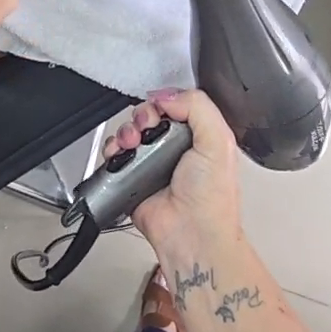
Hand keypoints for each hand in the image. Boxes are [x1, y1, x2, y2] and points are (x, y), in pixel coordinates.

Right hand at [103, 89, 242, 249]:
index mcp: (199, 137)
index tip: (161, 110)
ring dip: (126, 131)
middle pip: (148, 115)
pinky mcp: (132, 176)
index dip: (164, 101)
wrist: (191, 236)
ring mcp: (151, 162)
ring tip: (132, 143)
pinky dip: (112, 149)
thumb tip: (166, 96)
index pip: (175, 104)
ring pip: (129, 131)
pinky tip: (120, 155)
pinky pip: (114, 154)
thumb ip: (198, 107)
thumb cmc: (212, 200)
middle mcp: (174, 148)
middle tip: (145, 127)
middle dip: (141, 115)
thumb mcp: (218, 142)